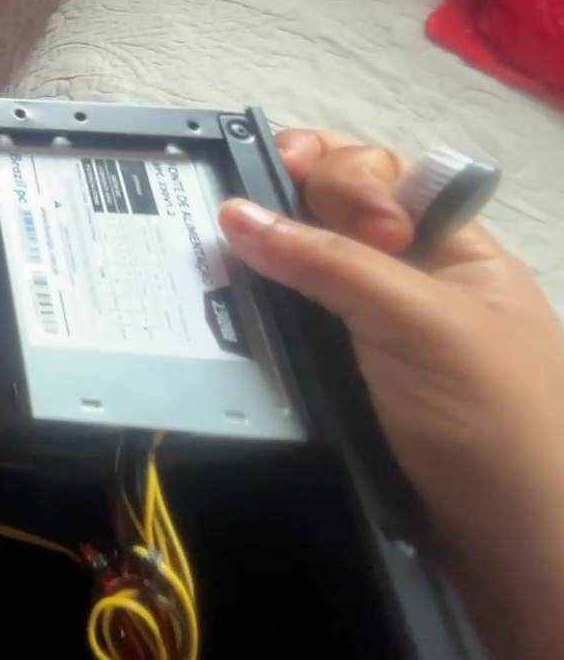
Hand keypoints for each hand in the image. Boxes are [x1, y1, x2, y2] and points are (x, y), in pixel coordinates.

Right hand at [218, 129, 563, 659]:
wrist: (507, 538)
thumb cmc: (495, 419)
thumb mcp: (427, 324)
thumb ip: (330, 260)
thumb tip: (229, 210)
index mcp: (444, 247)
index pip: (375, 173)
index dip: (345, 177)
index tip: (350, 222)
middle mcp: (388, 269)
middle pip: (313, 202)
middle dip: (275, 197)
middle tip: (254, 230)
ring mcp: (342, 313)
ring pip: (275, 253)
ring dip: (239, 247)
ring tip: (205, 251)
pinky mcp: (305, 353)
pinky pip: (257, 303)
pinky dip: (227, 293)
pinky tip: (205, 292)